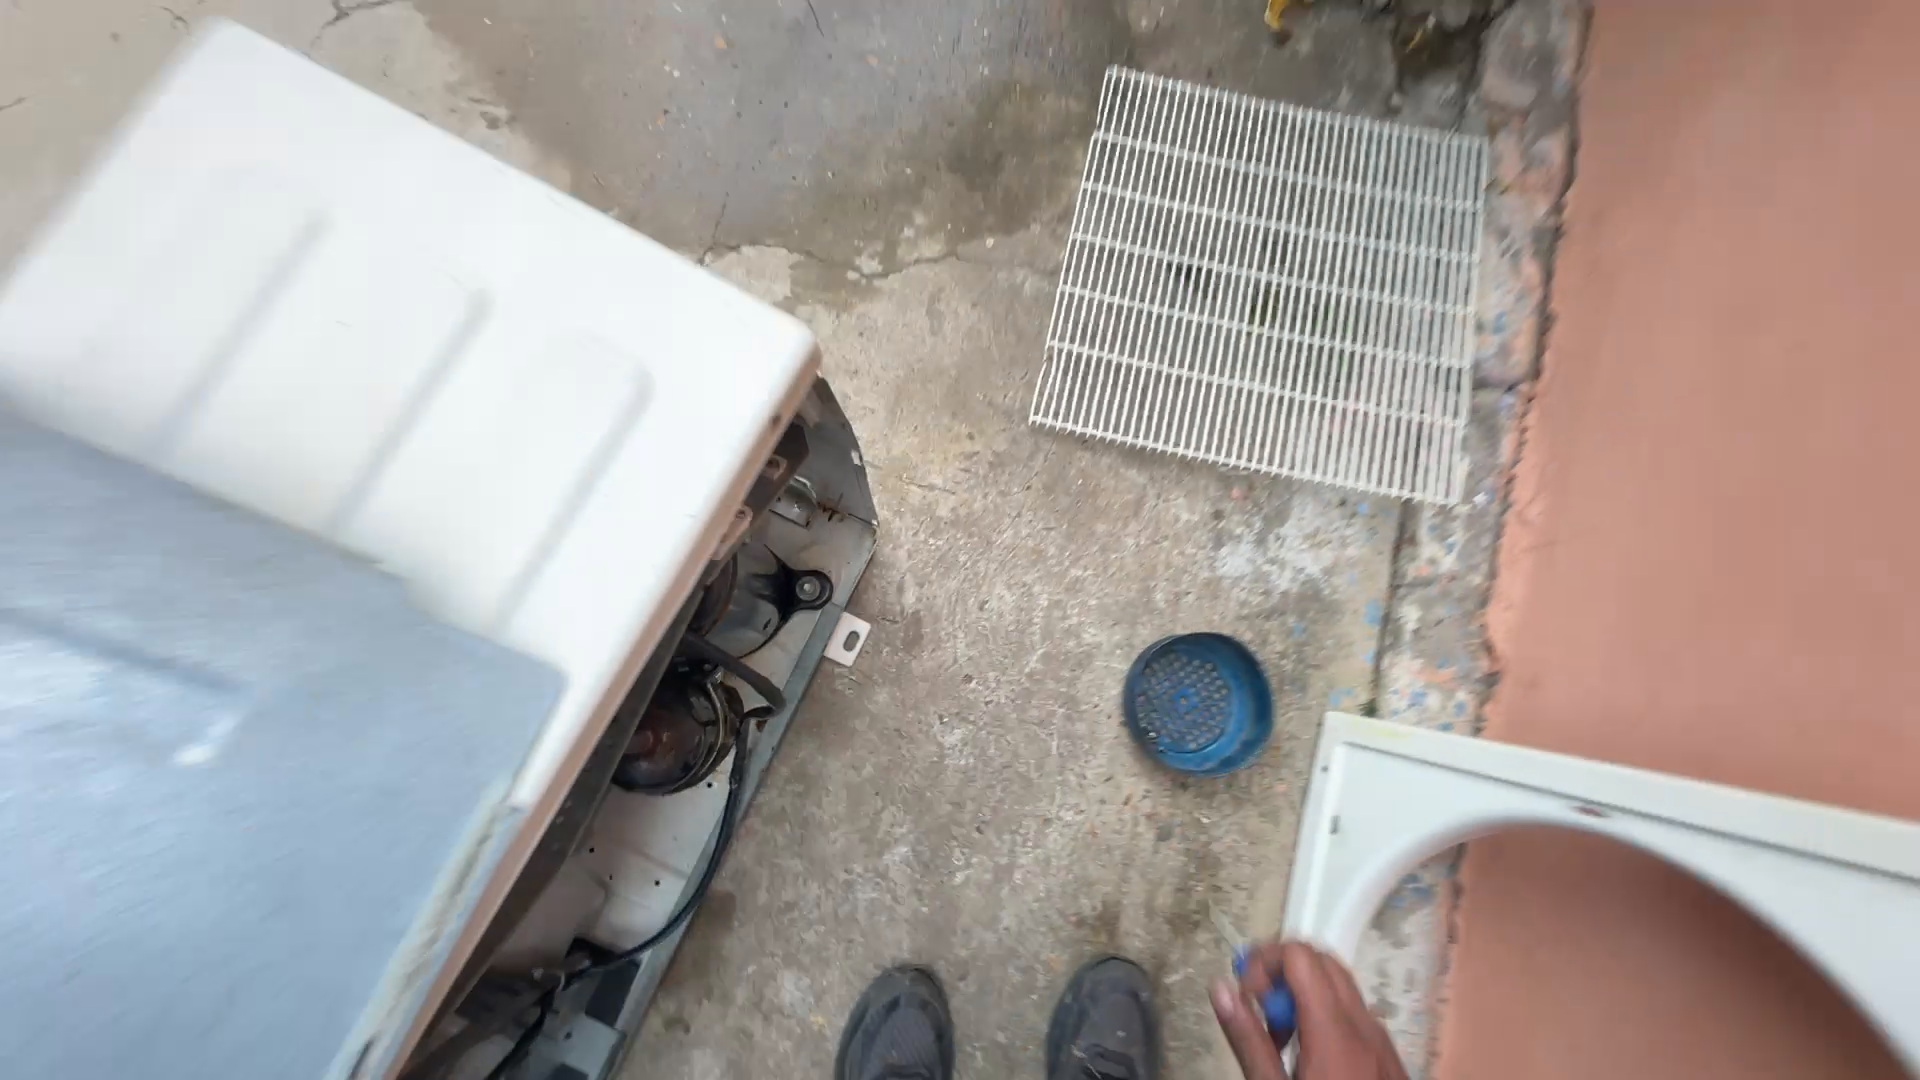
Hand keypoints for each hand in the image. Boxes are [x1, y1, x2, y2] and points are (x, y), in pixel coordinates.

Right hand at [1211, 941, 1407, 1079]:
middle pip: (1321, 960)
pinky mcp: (1392, 1062)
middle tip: (1257, 1006)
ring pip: (1339, 985)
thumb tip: (1220, 986)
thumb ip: (1248, 1039)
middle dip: (1281, 970)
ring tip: (1279, 1035)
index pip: (1299, 956)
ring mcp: (1385, 1045)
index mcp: (1336, 1033)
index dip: (1264, 962)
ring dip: (1302, 991)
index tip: (1246, 997)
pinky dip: (1324, 1012)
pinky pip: (1355, 1013)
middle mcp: (1367, 1028)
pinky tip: (1309, 1056)